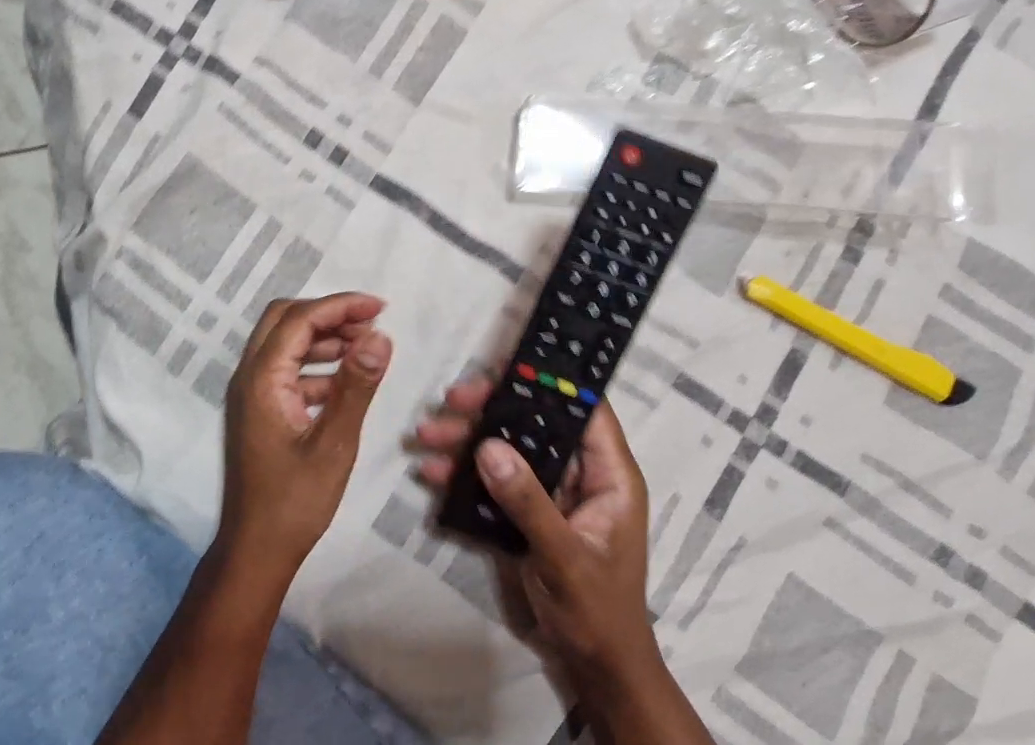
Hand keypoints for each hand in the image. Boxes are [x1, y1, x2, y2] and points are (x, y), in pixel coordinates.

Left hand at [220, 293, 392, 576]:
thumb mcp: (334, 444)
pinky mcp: (260, 412)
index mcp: (261, 379)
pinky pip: (286, 372)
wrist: (256, 549)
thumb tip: (379, 336)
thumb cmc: (294, 501)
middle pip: (284, 321)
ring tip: (366, 347)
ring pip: (284, 345)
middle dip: (328, 315)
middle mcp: (249, 377)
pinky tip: (347, 382)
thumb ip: (355, 387)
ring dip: (323, 339)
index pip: (299, 319)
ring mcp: (251, 395)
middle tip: (372, 324)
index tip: (380, 308)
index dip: (340, 306)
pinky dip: (316, 366)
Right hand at [413, 376, 659, 691]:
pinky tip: (433, 475)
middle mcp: (583, 476)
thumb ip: (528, 502)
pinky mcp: (529, 514)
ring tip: (424, 438)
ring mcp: (553, 494)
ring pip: (510, 450)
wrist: (595, 665)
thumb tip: (488, 447)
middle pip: (537, 425)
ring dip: (468, 443)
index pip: (586, 411)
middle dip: (490, 412)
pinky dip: (466, 477)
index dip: (549, 383)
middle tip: (449, 402)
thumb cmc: (597, 611)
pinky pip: (496, 482)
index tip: (503, 367)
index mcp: (610, 477)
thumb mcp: (565, 557)